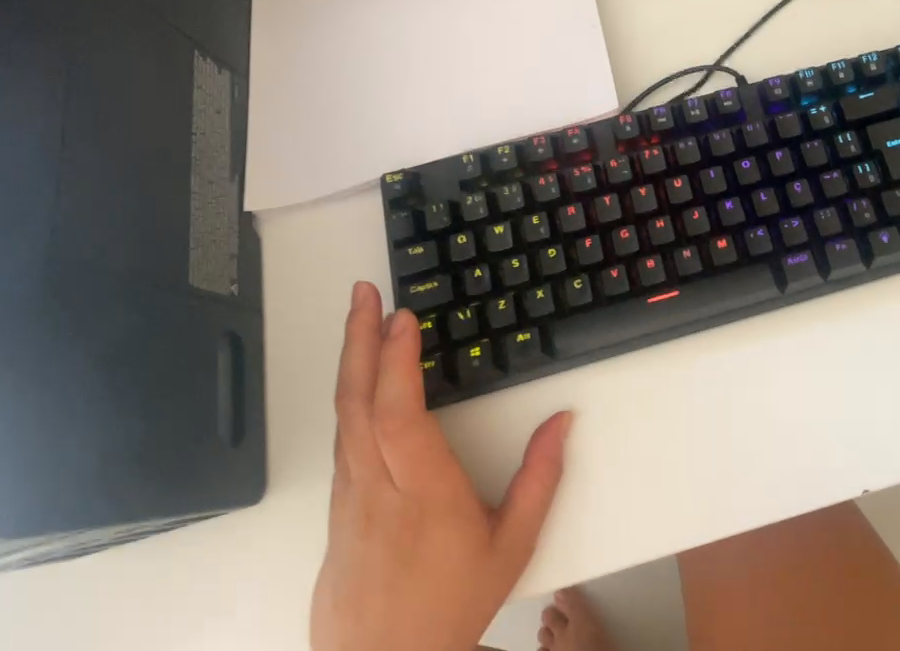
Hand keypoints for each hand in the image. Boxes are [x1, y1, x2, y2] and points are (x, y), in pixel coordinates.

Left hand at [312, 281, 571, 650]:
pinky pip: (342, 438)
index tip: (403, 318)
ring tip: (360, 319)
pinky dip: (349, 395)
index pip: (399, 414)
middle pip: (357, 402)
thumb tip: (562, 420)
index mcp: (423, 494)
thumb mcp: (513, 546)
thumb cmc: (450, 606)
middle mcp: (376, 487)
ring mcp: (349, 496)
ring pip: (343, 417)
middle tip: (363, 294)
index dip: (396, 360)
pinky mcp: (338, 507)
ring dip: (351, 361)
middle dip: (359, 339)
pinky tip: (360, 378)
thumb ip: (540, 478)